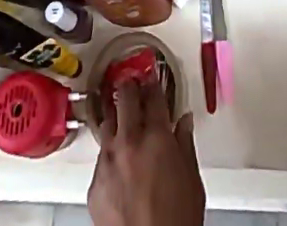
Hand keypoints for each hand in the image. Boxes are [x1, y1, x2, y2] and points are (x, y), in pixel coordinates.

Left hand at [88, 77, 203, 225]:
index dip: (153, 81)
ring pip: (107, 122)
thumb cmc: (175, 222)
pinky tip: (119, 156)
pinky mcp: (94, 181)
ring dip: (116, 115)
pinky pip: (101, 154)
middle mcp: (129, 141)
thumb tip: (184, 123)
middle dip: (130, 86)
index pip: (153, 95)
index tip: (153, 75)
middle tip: (134, 82)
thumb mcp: (192, 180)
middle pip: (124, 96)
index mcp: (157, 137)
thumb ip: (185, 144)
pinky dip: (110, 150)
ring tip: (122, 114)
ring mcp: (108, 160)